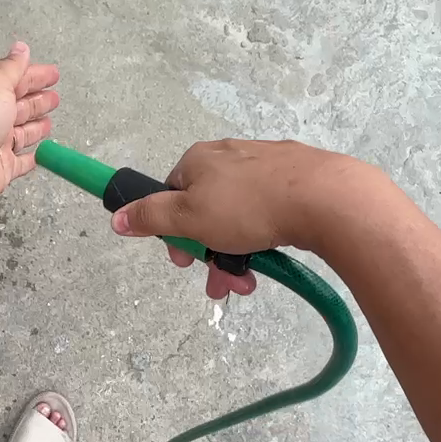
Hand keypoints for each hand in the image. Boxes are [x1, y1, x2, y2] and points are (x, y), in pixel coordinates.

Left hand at [0, 41, 59, 211]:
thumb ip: (12, 67)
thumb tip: (21, 48)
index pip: (16, 80)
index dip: (35, 76)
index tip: (54, 74)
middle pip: (19, 107)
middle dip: (37, 101)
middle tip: (55, 98)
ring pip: (21, 134)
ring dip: (35, 128)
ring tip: (50, 122)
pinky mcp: (2, 168)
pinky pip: (21, 162)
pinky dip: (32, 158)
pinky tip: (41, 154)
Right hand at [109, 139, 400, 295]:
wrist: (325, 199)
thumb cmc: (247, 208)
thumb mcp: (187, 218)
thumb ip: (149, 217)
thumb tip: (115, 217)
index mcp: (198, 160)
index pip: (170, 195)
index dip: (172, 232)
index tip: (183, 260)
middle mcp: (229, 156)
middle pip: (204, 211)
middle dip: (207, 253)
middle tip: (218, 283)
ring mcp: (265, 166)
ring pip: (236, 218)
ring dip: (233, 257)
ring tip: (244, 285)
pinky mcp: (295, 180)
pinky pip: (266, 214)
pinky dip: (261, 242)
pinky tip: (270, 261)